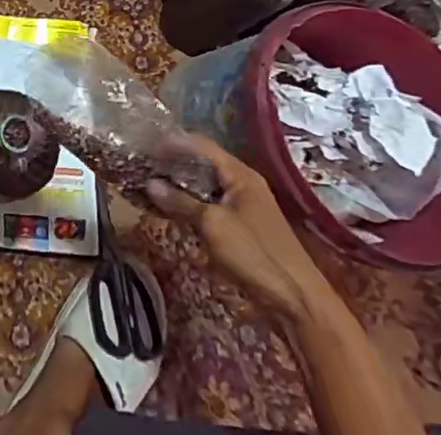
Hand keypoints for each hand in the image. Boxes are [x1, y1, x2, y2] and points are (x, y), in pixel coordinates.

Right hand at [147, 136, 330, 324]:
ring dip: (181, 185)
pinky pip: (212, 206)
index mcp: (241, 174)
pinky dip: (192, 204)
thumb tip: (150, 184)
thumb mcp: (213, 226)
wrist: (296, 299)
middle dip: (175, 163)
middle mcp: (244, 183)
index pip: (203, 146)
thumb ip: (182, 203)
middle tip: (144, 164)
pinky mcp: (243, 227)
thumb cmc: (255, 254)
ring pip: (207, 186)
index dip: (174, 142)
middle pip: (205, 164)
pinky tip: (173, 209)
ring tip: (151, 183)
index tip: (146, 144)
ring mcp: (245, 206)